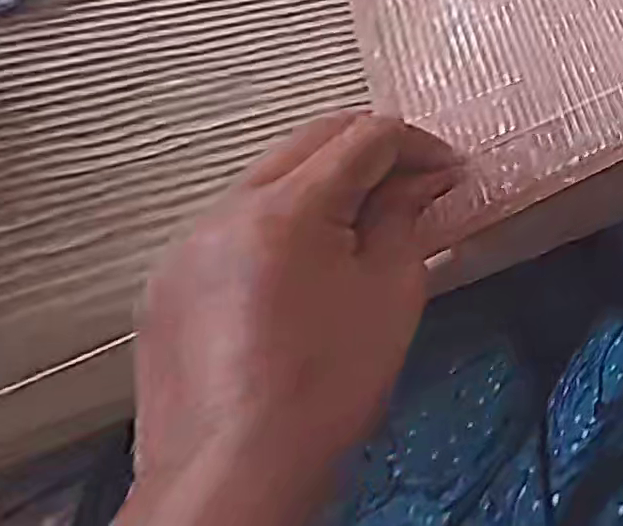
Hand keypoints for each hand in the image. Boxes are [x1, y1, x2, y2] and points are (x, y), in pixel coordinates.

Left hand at [124, 110, 458, 523]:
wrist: (232, 485)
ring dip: (333, 176)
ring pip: (276, 172)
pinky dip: (292, 212)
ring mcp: (188, 244)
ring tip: (373, 211)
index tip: (451, 169)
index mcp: (284, 210)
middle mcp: (225, 210)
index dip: (418, 144)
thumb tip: (427, 176)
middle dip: (376, 147)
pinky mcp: (172, 279)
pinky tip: (317, 251)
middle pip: (315, 139)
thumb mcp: (392, 286)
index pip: (365, 137)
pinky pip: (243, 216)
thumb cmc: (331, 382)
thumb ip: (405, 212)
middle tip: (419, 178)